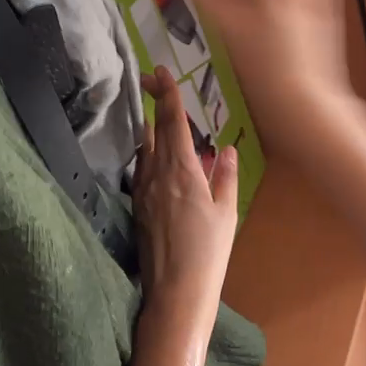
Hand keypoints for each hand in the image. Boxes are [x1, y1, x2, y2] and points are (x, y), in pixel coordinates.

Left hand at [135, 66, 238, 338]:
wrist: (175, 294)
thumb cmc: (208, 252)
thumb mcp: (227, 212)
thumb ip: (226, 176)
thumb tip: (228, 148)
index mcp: (182, 170)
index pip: (173, 122)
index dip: (168, 94)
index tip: (160, 70)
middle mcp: (157, 175)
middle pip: (155, 129)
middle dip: (155, 101)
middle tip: (152, 78)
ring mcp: (144, 191)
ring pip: (145, 148)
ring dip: (150, 126)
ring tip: (155, 111)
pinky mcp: (138, 208)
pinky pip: (142, 168)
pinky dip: (148, 151)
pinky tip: (153, 153)